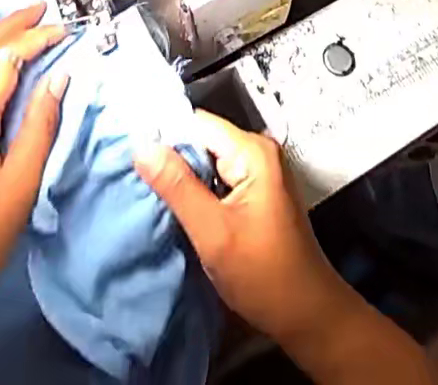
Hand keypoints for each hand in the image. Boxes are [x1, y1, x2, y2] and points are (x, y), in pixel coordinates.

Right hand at [131, 111, 354, 348]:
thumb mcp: (213, 232)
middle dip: (171, 158)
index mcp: (253, 151)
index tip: (131, 155)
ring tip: (151, 195)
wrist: (306, 313)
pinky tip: (178, 208)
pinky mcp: (255, 190)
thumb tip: (143, 146)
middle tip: (136, 180)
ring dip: (182, 177)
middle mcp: (258, 151)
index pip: (198, 123)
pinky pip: (217, 177)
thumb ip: (178, 186)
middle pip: (202, 139)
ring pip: (207, 159)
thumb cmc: (263, 275)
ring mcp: (259, 170)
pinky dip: (197, 190)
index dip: (164, 135)